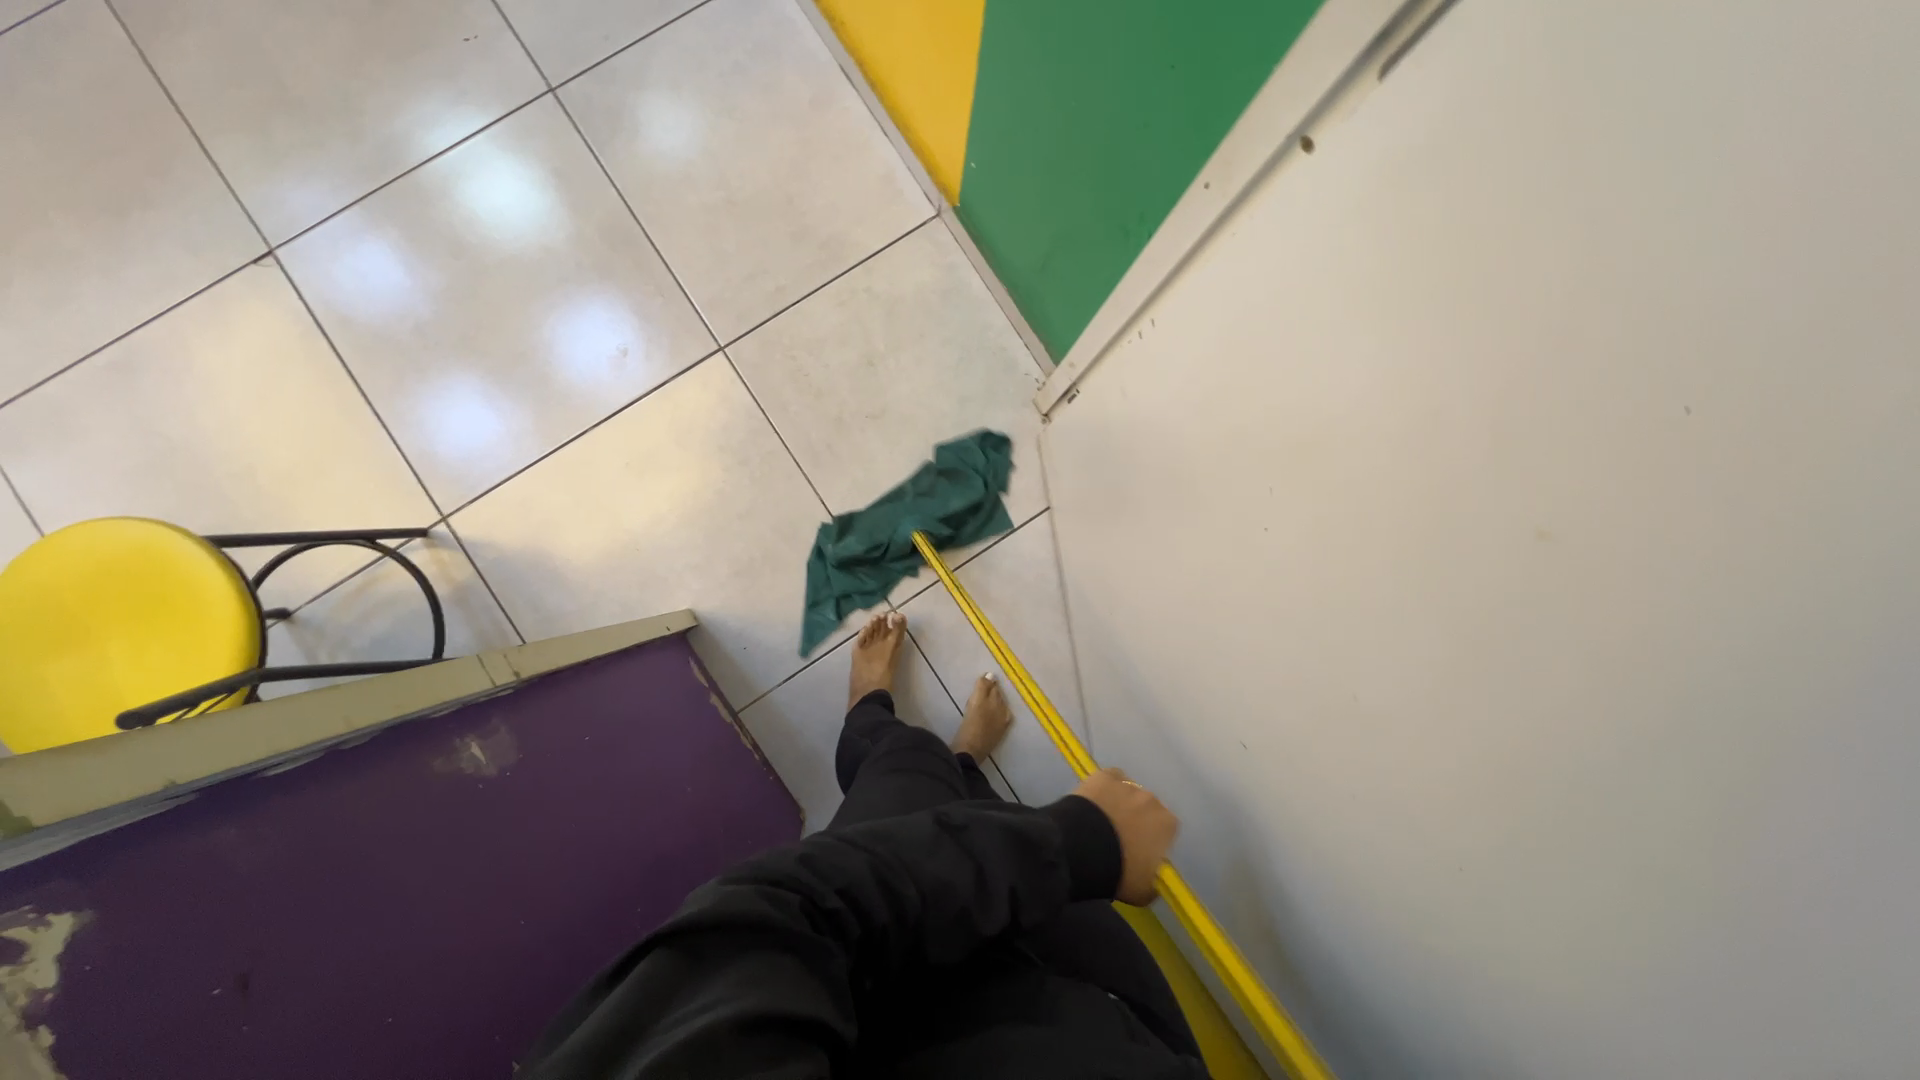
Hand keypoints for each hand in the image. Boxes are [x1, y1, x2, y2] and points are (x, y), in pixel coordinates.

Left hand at [1071, 768, 1177, 904]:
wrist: (1081, 848)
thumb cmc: (1118, 872)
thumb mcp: (1143, 891)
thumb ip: (1153, 884)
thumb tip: (1153, 882)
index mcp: (1167, 825)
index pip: (1166, 830)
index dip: (1153, 840)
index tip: (1140, 851)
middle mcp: (1152, 799)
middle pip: (1148, 808)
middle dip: (1137, 819)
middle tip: (1119, 836)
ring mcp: (1128, 784)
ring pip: (1129, 792)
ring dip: (1121, 803)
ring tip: (1102, 819)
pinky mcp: (1104, 775)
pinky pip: (1110, 779)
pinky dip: (1105, 787)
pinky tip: (1095, 800)